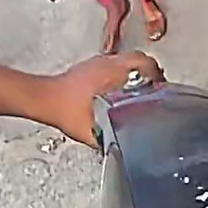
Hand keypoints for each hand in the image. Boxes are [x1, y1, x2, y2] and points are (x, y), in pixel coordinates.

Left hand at [38, 52, 163, 145]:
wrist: (44, 100)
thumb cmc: (65, 111)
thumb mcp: (94, 131)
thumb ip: (113, 138)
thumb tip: (129, 147)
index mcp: (112, 73)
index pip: (146, 64)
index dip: (159, 77)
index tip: (163, 90)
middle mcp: (107, 62)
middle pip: (141, 59)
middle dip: (153, 74)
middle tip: (158, 91)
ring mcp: (99, 62)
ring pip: (130, 60)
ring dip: (141, 73)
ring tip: (145, 92)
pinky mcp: (93, 66)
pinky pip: (118, 64)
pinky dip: (128, 74)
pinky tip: (126, 91)